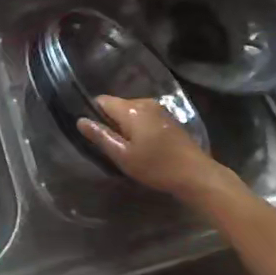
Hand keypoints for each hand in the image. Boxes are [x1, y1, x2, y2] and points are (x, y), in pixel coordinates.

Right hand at [77, 95, 229, 201]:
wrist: (195, 174)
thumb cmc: (156, 166)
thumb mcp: (123, 156)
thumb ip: (101, 136)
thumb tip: (80, 120)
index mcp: (131, 109)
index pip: (102, 100)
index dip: (94, 114)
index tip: (95, 135)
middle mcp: (144, 102)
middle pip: (117, 105)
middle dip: (111, 122)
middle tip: (112, 147)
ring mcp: (159, 109)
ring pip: (131, 112)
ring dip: (126, 126)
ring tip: (128, 149)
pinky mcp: (168, 118)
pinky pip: (144, 117)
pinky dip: (139, 128)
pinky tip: (144, 146)